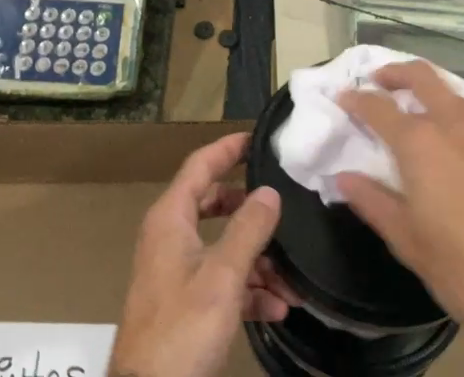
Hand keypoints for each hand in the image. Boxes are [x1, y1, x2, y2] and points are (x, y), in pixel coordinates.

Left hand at [109, 133, 294, 376]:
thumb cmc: (183, 325)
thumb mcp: (222, 275)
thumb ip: (248, 229)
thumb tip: (269, 191)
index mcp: (170, 218)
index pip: (199, 166)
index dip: (227, 149)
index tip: (256, 139)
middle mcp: (170, 237)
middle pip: (213, 205)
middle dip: (250, 210)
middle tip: (282, 205)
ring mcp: (176, 271)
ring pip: (222, 248)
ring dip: (258, 261)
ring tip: (293, 280)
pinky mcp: (184, 303)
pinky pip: (220, 282)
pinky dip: (248, 290)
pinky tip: (278, 308)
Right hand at [338, 63, 463, 376]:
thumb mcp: (407, 241)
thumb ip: (372, 201)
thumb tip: (344, 177)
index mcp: (422, 144)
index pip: (379, 107)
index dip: (356, 100)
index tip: (342, 99)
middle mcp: (456, 126)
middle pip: (422, 77)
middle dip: (395, 72)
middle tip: (376, 81)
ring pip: (453, 94)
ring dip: (427, 91)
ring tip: (411, 111)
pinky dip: (453, 114)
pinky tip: (449, 142)